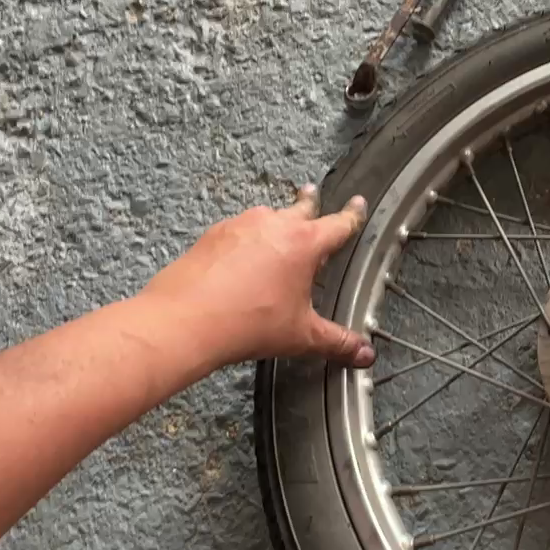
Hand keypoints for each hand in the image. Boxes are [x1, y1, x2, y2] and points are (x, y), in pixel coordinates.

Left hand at [137, 184, 374, 372]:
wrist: (184, 321)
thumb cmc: (247, 323)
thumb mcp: (301, 335)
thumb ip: (338, 342)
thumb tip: (364, 354)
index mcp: (305, 244)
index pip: (339, 223)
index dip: (352, 214)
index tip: (358, 203)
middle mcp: (274, 225)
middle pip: (301, 207)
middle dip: (310, 202)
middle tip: (313, 194)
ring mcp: (241, 226)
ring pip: (267, 217)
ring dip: (276, 222)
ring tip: (278, 233)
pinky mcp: (213, 235)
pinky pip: (238, 229)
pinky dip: (247, 238)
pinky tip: (243, 257)